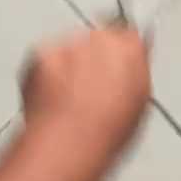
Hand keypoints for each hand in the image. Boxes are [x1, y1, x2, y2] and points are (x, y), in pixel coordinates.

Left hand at [19, 25, 150, 163]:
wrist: (67, 144)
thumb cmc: (105, 133)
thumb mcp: (138, 104)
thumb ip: (136, 73)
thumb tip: (133, 64)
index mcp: (132, 48)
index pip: (128, 35)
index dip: (119, 52)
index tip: (114, 64)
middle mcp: (102, 37)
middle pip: (97, 39)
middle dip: (92, 58)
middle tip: (87, 89)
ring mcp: (70, 43)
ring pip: (69, 49)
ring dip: (68, 66)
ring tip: (67, 101)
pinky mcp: (42, 52)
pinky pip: (44, 58)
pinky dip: (44, 74)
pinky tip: (51, 98)